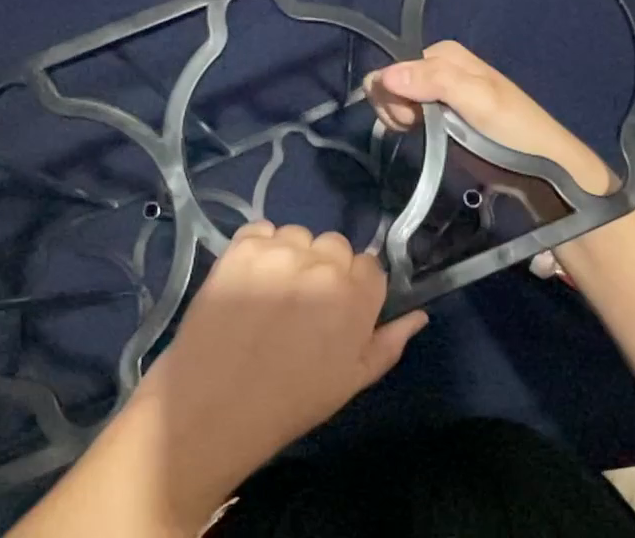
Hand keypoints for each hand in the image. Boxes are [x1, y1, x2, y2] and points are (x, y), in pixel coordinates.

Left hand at [123, 222, 428, 513]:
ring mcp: (278, 252)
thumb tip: (419, 315)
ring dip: (291, 255)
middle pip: (334, 246)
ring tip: (271, 293)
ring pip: (298, 236)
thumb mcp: (351, 381)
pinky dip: (259, 246)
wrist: (215, 402)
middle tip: (301, 304)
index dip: (354, 285)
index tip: (336, 308)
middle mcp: (321, 265)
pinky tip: (249, 279)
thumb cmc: (291, 400)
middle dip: (324, 268)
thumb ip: (389, 342)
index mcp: (355, 297)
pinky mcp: (240, 247)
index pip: (370, 265)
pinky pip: (261, 230)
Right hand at [363, 41, 617, 195]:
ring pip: (393, 98)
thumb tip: (384, 76)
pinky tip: (418, 134)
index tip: (412, 118)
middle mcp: (436, 67)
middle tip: (417, 126)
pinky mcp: (436, 116)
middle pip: (389, 81)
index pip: (392, 67)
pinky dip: (403, 123)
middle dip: (395, 106)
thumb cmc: (513, 130)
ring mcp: (436, 92)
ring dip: (397, 117)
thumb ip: (435, 83)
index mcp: (444, 54)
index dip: (395, 94)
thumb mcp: (479, 101)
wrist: (540, 167)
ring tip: (420, 132)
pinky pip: (403, 111)